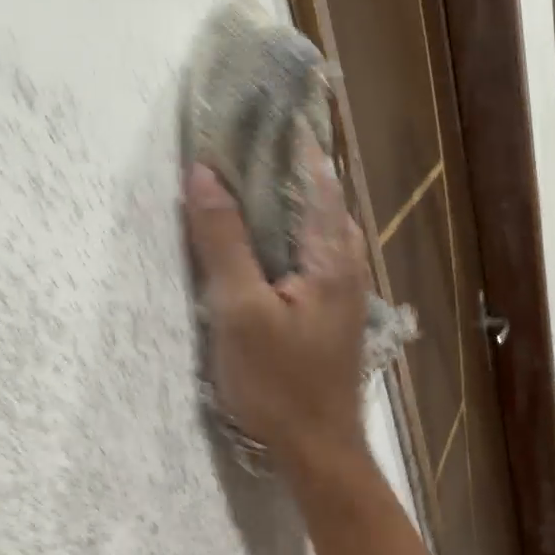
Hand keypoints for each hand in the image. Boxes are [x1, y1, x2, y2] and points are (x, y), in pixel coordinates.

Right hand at [185, 134, 372, 472]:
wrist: (319, 449)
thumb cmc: (281, 385)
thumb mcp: (241, 312)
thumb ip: (224, 241)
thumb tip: (204, 172)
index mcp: (333, 253)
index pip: (313, 171)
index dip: (282, 134)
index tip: (247, 105)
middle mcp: (350, 262)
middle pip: (316, 194)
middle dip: (277, 163)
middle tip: (231, 138)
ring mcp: (346, 288)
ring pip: (313, 224)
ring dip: (279, 199)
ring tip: (235, 177)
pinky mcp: (333, 310)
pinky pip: (310, 252)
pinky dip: (283, 233)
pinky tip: (255, 238)